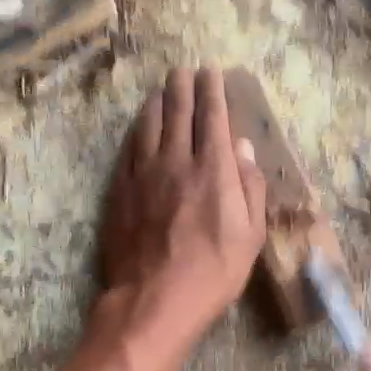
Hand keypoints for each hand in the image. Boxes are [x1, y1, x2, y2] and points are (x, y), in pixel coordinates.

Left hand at [100, 68, 267, 336]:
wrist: (153, 300)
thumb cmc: (213, 273)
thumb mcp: (250, 236)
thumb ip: (250, 187)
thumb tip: (242, 148)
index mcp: (213, 170)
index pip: (213, 117)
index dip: (213, 91)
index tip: (211, 72)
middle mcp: (176, 161)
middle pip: (178, 112)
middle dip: (182, 87)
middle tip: (183, 70)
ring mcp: (143, 175)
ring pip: (148, 125)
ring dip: (156, 103)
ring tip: (160, 91)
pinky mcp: (120, 191)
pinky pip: (128, 149)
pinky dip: (136, 130)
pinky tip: (139, 127)